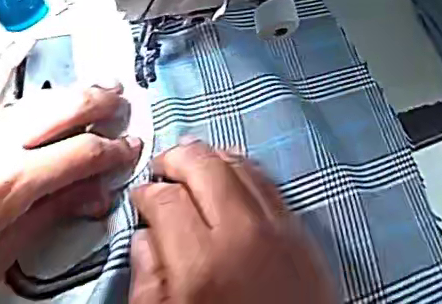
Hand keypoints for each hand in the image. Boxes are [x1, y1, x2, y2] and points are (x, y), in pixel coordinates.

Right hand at [129, 140, 334, 303]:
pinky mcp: (301, 231)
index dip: (146, 193)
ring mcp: (276, 226)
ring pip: (236, 163)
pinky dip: (241, 167)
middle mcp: (241, 233)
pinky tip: (229, 172)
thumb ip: (149, 284)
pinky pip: (267, 180)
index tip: (139, 196)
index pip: (166, 200)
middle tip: (161, 167)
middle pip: (202, 165)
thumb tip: (144, 239)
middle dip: (175, 159)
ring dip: (209, 156)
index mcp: (201, 266)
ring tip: (191, 162)